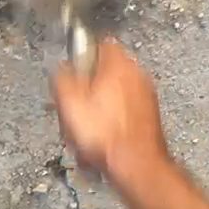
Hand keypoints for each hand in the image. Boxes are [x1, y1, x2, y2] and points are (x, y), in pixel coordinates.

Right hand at [53, 40, 171, 185]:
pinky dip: (109, 125)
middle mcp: (135, 75)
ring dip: (95, 112)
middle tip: (75, 110)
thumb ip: (61, 76)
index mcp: (117, 64)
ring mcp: (144, 96)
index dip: (80, 57)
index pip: (98, 43)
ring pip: (111, 97)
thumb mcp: (69, 102)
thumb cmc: (106, 136)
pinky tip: (99, 142)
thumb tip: (60, 67)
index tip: (71, 72)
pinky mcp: (147, 117)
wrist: (135, 165)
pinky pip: (120, 115)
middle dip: (86, 92)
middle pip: (103, 74)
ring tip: (86, 133)